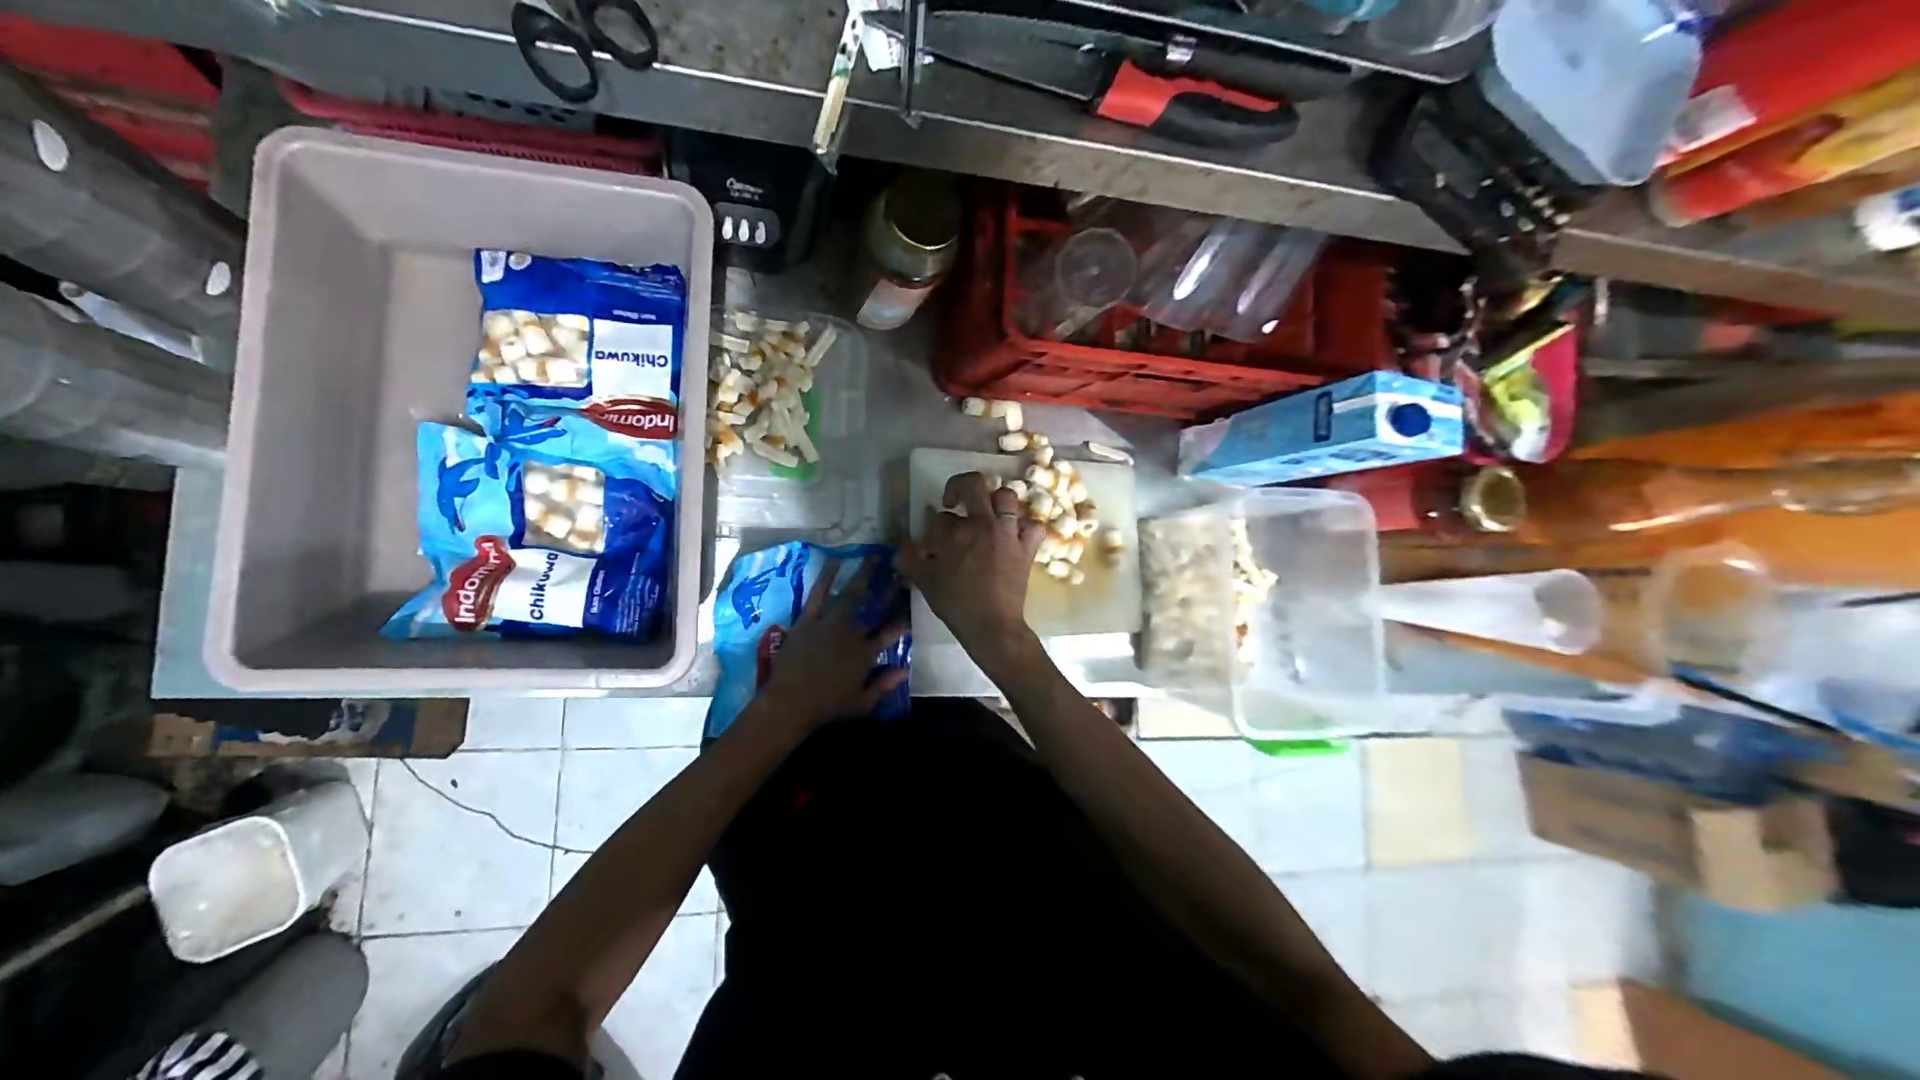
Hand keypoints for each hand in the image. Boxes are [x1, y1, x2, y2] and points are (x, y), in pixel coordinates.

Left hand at [757, 555, 909, 727]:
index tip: (912, 599)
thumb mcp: (862, 703)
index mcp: (867, 653)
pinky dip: (827, 576)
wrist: (789, 705)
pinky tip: (835, 560)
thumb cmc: (827, 708)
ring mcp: (829, 623)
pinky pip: (818, 594)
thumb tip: (905, 671)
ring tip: (873, 556)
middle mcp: (851, 633)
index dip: (903, 614)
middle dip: (887, 585)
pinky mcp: (807, 620)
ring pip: (850, 593)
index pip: (892, 630)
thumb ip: (884, 685)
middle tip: (898, 568)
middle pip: (874, 604)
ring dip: (862, 573)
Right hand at [899, 472, 1043, 648]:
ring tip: (986, 513)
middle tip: (953, 502)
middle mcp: (984, 524)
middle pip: (973, 485)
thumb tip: (904, 548)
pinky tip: (1013, 534)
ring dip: (994, 500)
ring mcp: (1009, 534)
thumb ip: (910, 559)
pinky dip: (1024, 526)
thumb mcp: (924, 581)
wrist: (991, 625)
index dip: (934, 524)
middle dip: (959, 487)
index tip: (934, 538)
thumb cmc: (955, 603)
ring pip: (1006, 497)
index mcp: (956, 531)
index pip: (941, 516)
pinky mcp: (1027, 548)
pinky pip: (1033, 525)